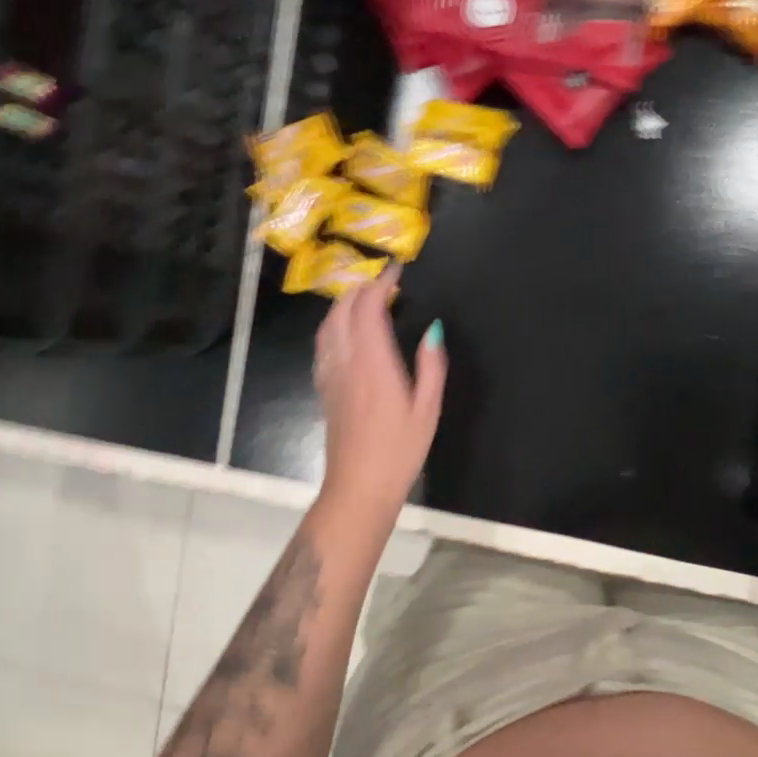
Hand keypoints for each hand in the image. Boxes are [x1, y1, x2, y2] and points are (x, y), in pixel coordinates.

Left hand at [313, 265, 446, 510]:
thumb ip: (431, 366)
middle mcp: (346, 360)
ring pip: (328, 325)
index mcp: (373, 361)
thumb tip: (433, 330)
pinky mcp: (325, 388)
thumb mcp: (428, 409)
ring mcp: (331, 374)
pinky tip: (349, 333)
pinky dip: (335, 326)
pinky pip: (324, 344)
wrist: (359, 486)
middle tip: (386, 283)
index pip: (369, 307)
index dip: (381, 282)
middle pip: (342, 309)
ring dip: (345, 304)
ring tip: (367, 301)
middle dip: (361, 289)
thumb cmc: (399, 450)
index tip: (398, 270)